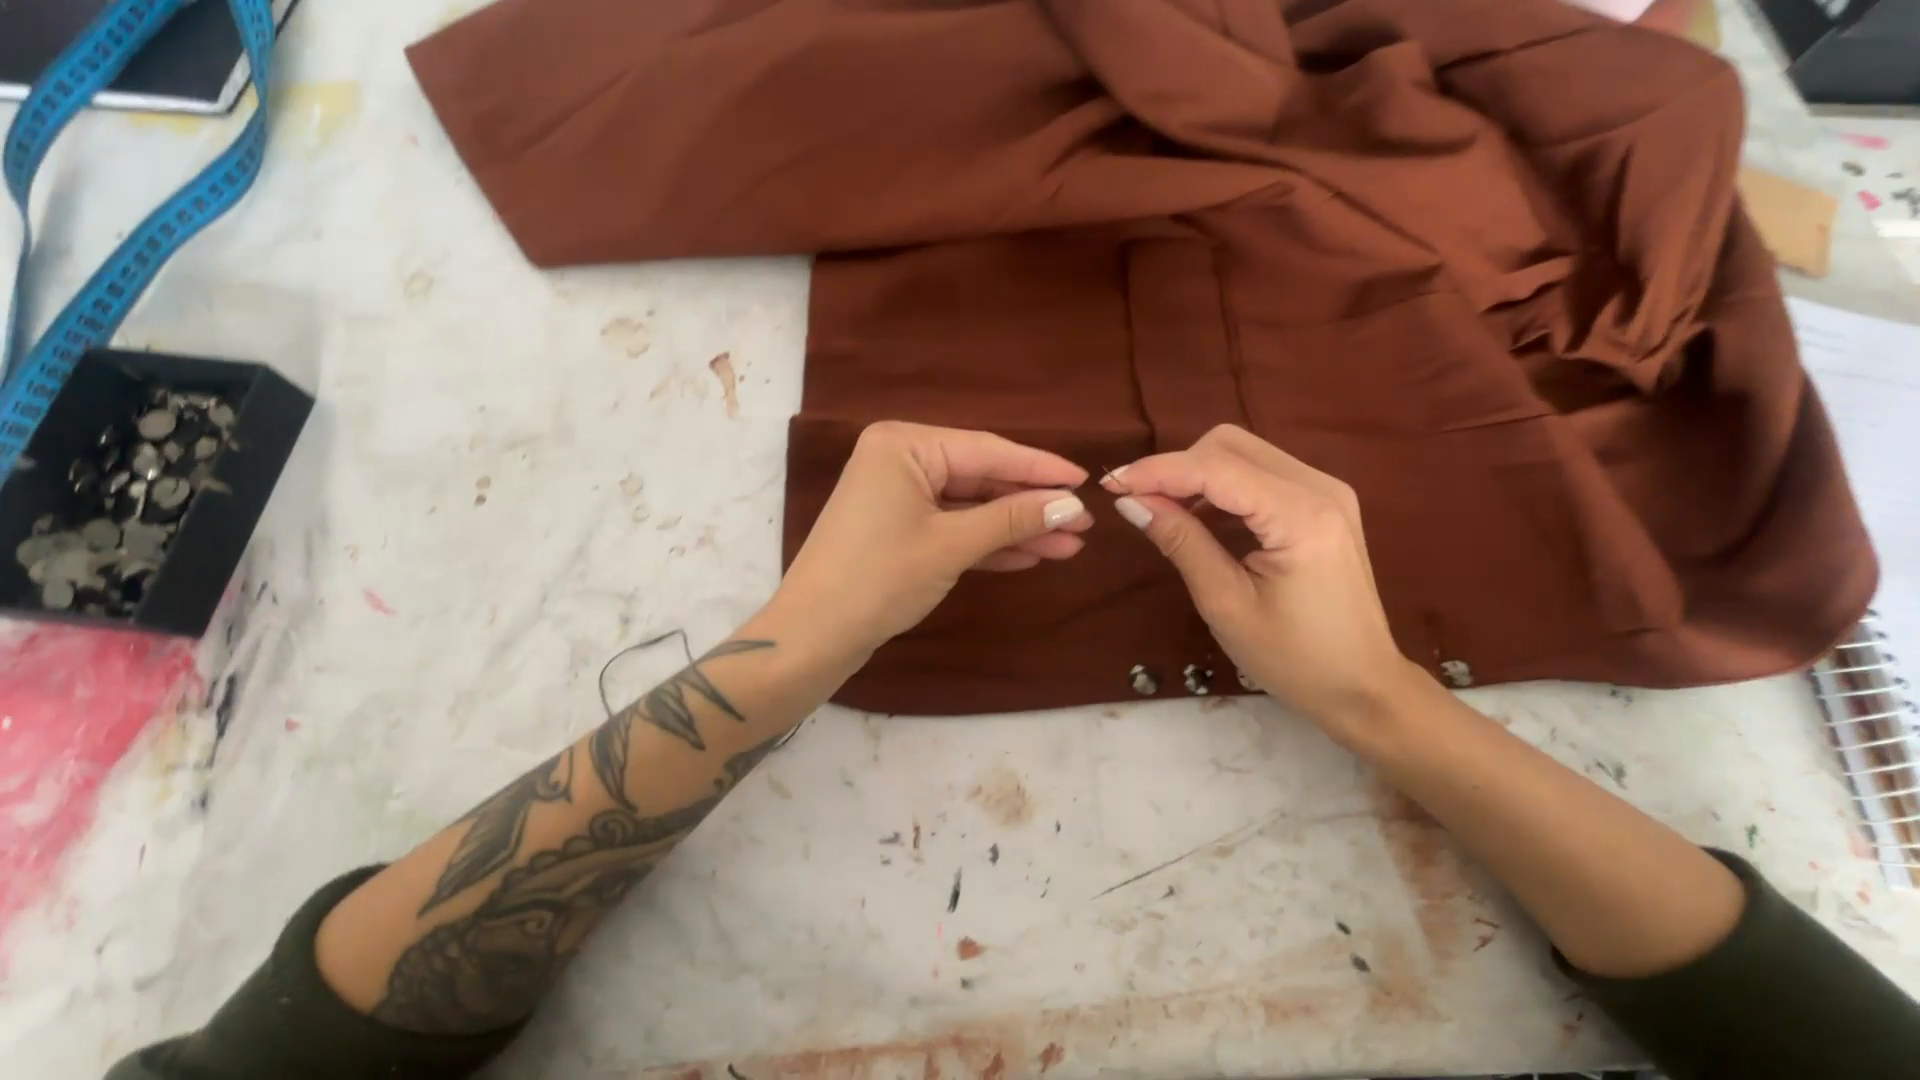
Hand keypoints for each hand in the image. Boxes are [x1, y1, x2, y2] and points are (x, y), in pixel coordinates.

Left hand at [771, 421, 1091, 663]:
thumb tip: (1073, 506)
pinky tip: (1032, 555)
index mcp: (904, 445)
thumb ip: (1013, 520)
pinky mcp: (899, 530)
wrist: (813, 636)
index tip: (1087, 481)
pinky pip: (953, 527)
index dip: (1040, 469)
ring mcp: (898, 497)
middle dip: (1031, 505)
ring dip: (1017, 528)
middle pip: (981, 477)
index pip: (988, 450)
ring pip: (971, 507)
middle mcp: (900, 459)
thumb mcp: (951, 545)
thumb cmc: (879, 579)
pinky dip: (988, 543)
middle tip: (1085, 523)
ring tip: (1070, 545)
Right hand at [1104, 424, 1422, 725]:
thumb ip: (1181, 542)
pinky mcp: (1324, 502)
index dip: (1158, 471)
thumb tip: (1130, 502)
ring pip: (1243, 453)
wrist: (1363, 685)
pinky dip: (1222, 486)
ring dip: (1197, 474)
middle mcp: (1319, 487)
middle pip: (1229, 445)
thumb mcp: (1225, 604)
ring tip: (1164, 512)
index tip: (1111, 485)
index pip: (1215, 469)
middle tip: (1138, 503)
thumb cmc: (1293, 658)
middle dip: (1177, 467)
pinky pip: (1260, 473)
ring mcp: (1327, 491)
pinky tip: (1201, 518)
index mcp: (1300, 516)